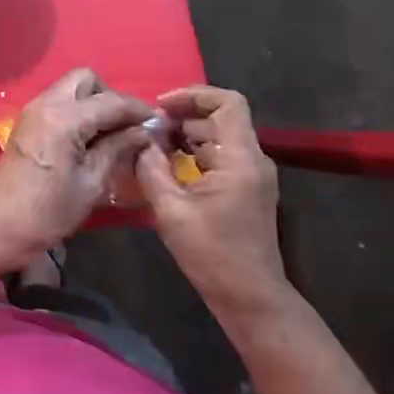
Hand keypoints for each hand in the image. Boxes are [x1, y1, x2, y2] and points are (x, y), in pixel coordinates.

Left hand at [0, 68, 155, 259]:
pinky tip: (88, 139)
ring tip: (109, 134)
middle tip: (125, 125)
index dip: (138, 109)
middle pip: (85, 79)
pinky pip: (57, 103)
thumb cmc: (48, 211)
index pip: (110, 101)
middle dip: (109, 96)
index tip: (157, 122)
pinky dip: (76, 111)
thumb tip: (142, 131)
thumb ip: (117, 148)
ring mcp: (32, 111)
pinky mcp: (26, 123)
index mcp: (63, 118)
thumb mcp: (91, 182)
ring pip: (69, 89)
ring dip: (92, 103)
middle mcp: (45, 104)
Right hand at [136, 86, 291, 317]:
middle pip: (220, 119)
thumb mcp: (171, 209)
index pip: (227, 102)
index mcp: (241, 158)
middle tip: (148, 131)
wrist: (250, 298)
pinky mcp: (247, 191)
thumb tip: (140, 140)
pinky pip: (220, 159)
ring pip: (219, 139)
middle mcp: (253, 160)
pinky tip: (167, 169)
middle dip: (182, 119)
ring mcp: (253, 176)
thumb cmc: (212, 254)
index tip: (160, 107)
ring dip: (186, 138)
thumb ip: (152, 168)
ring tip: (152, 148)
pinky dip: (194, 156)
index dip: (193, 95)